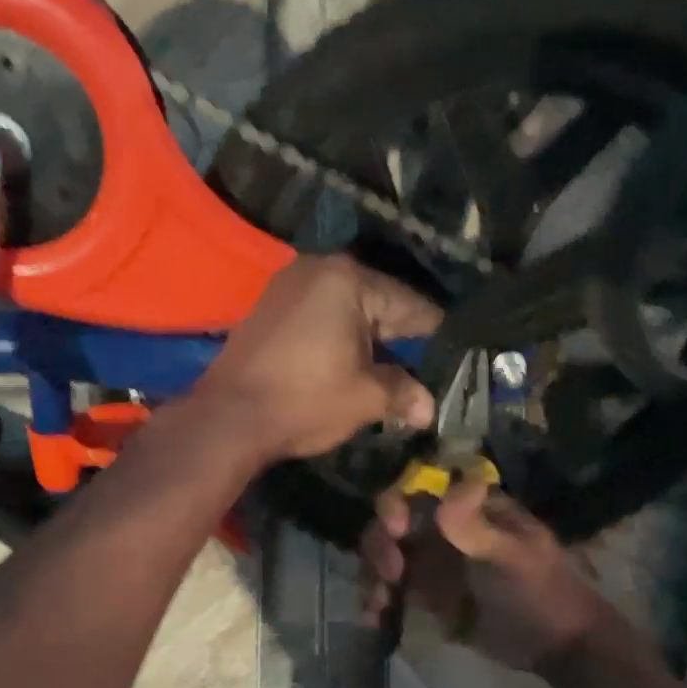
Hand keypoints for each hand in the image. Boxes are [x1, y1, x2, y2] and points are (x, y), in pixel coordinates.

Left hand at [190, 255, 441, 461]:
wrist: (227, 418)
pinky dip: (338, 336)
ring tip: (394, 370)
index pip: (410, 304)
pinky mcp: (268, 309)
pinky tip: (352, 363)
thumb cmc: (303, 399)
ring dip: (368, 338)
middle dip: (400, 337)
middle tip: (429, 366)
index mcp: (348, 279)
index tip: (458, 355)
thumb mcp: (365, 398)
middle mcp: (317, 269)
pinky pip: (319, 316)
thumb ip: (403, 393)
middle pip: (377, 302)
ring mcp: (287, 286)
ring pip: (346, 310)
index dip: (437, 334)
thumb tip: (429, 408)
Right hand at [360, 479, 613, 668]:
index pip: (418, 489)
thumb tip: (459, 480)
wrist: (555, 647)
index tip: (395, 531)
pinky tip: (375, 619)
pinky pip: (389, 588)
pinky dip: (376, 600)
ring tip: (378, 605)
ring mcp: (431, 560)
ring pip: (384, 554)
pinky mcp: (424, 593)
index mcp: (467, 507)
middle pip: (390, 522)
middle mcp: (442, 527)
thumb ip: (476, 525)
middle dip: (379, 545)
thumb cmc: (541, 592)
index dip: (395, 504)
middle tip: (390, 576)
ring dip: (371, 575)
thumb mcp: (512, 556)